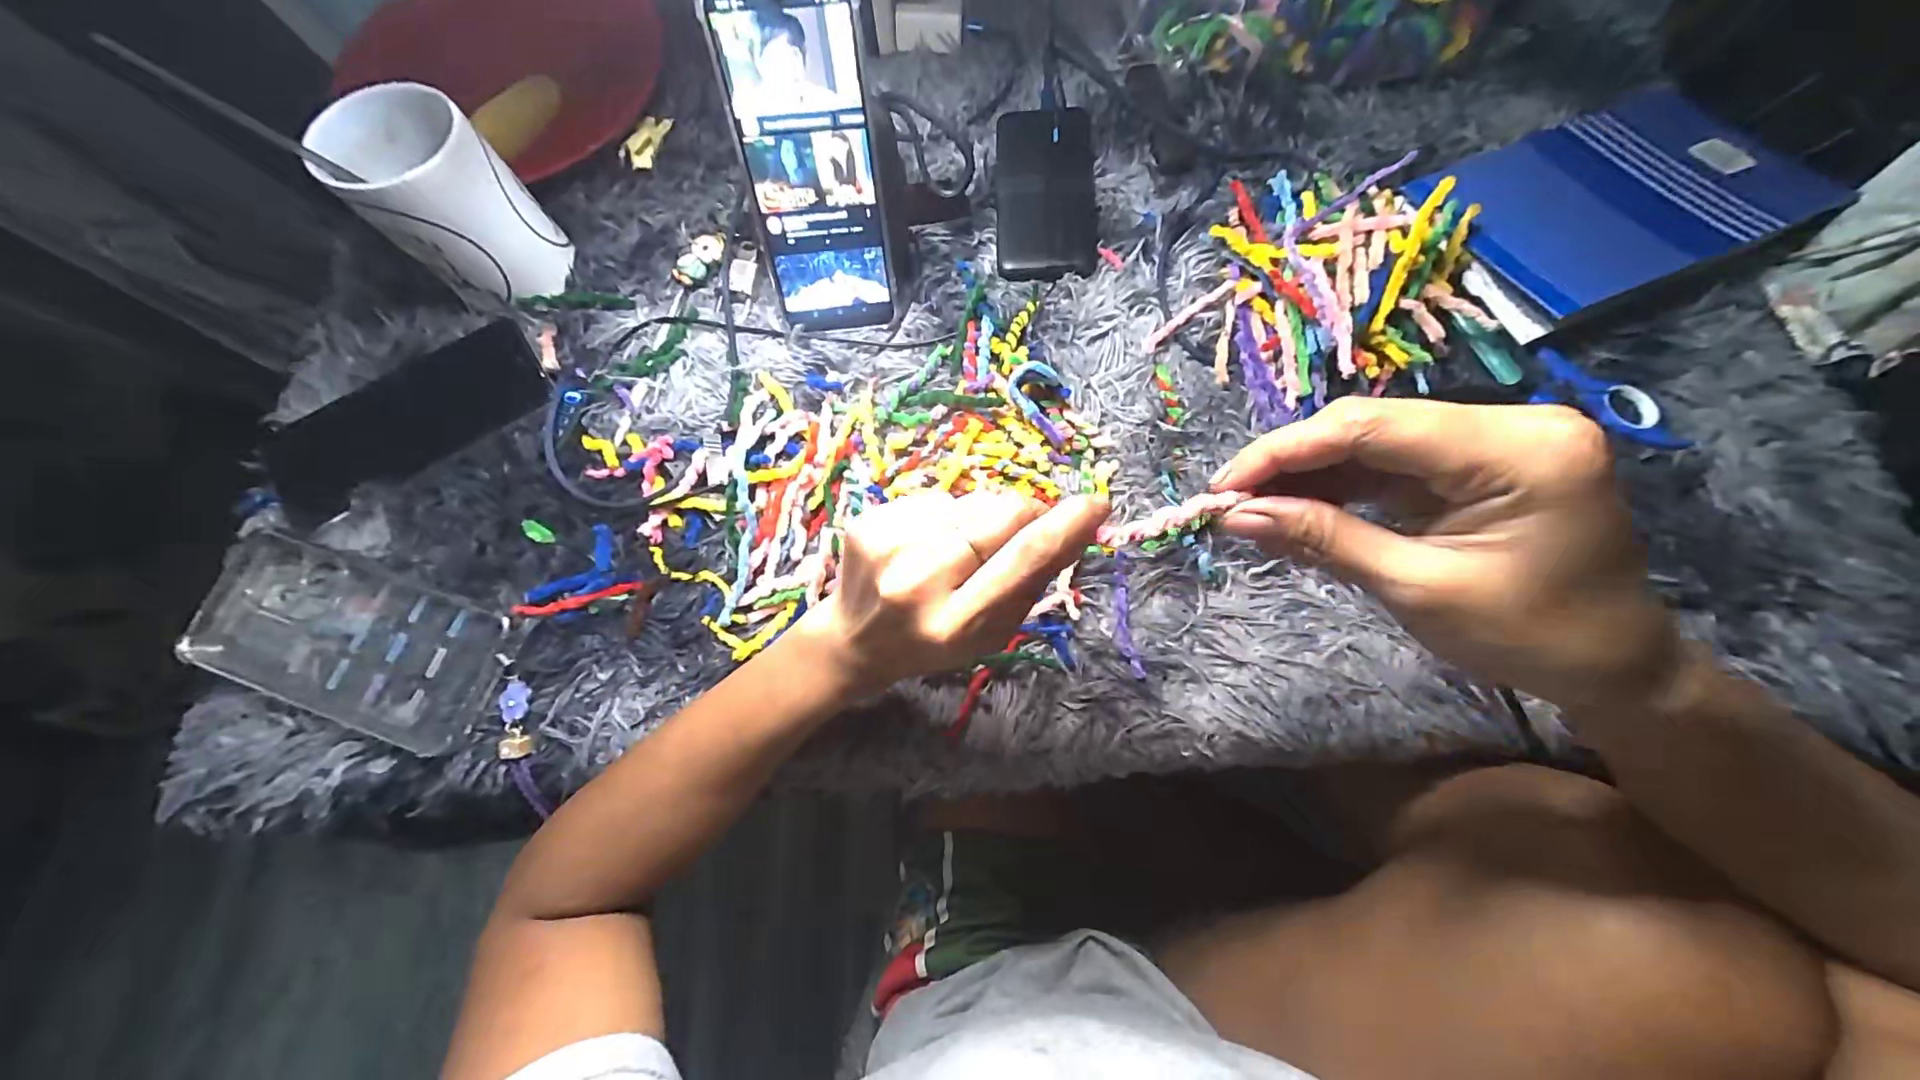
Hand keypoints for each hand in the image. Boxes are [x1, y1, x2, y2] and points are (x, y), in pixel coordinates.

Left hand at [800, 490, 1109, 693]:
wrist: (853, 639)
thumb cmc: (935, 641)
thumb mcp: (991, 633)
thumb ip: (1031, 584)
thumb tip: (1077, 528)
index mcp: (954, 624)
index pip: (1022, 561)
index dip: (1064, 528)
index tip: (1096, 504)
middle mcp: (917, 581)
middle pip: (1000, 514)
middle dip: (1024, 514)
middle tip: (1020, 531)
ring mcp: (887, 545)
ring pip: (971, 501)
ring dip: (981, 517)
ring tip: (957, 551)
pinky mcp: (868, 519)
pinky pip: (936, 498)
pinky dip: (946, 515)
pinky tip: (927, 543)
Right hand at [1211, 398, 1682, 709]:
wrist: (1614, 667)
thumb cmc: (1528, 637)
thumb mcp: (1415, 588)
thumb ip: (1324, 539)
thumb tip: (1236, 515)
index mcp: (1515, 448)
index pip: (1371, 427)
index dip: (1285, 451)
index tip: (1224, 485)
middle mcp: (1510, 422)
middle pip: (1369, 425)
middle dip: (1291, 462)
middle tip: (1230, 499)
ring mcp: (1495, 438)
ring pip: (1373, 441)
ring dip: (1309, 475)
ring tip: (1253, 506)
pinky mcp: (1478, 460)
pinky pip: (1392, 463)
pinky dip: (1341, 487)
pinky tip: (1298, 506)